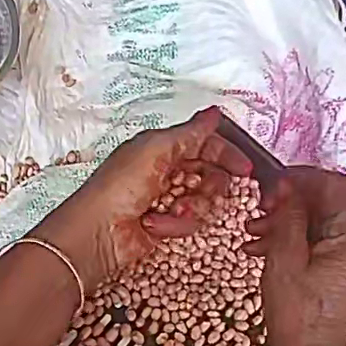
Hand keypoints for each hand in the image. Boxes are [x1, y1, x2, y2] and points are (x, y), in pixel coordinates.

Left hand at [34, 107, 252, 287]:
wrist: (100, 232)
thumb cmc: (121, 186)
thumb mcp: (157, 150)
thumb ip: (190, 133)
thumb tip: (214, 113)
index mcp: (162, 148)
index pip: (204, 146)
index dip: (226, 155)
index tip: (245, 169)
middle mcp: (166, 172)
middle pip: (209, 176)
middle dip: (209, 186)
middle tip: (199, 192)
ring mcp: (166, 200)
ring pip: (203, 202)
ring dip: (190, 208)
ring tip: (170, 210)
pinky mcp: (165, 226)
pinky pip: (188, 224)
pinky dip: (174, 225)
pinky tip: (154, 224)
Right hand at [245, 167, 345, 345]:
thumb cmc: (296, 316)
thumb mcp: (284, 260)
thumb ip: (289, 217)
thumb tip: (287, 187)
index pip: (333, 185)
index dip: (300, 178)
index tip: (270, 185)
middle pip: (327, 201)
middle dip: (289, 201)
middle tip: (259, 209)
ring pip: (320, 219)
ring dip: (286, 219)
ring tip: (252, 231)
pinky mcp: (343, 266)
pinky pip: (319, 238)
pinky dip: (292, 237)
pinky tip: (261, 246)